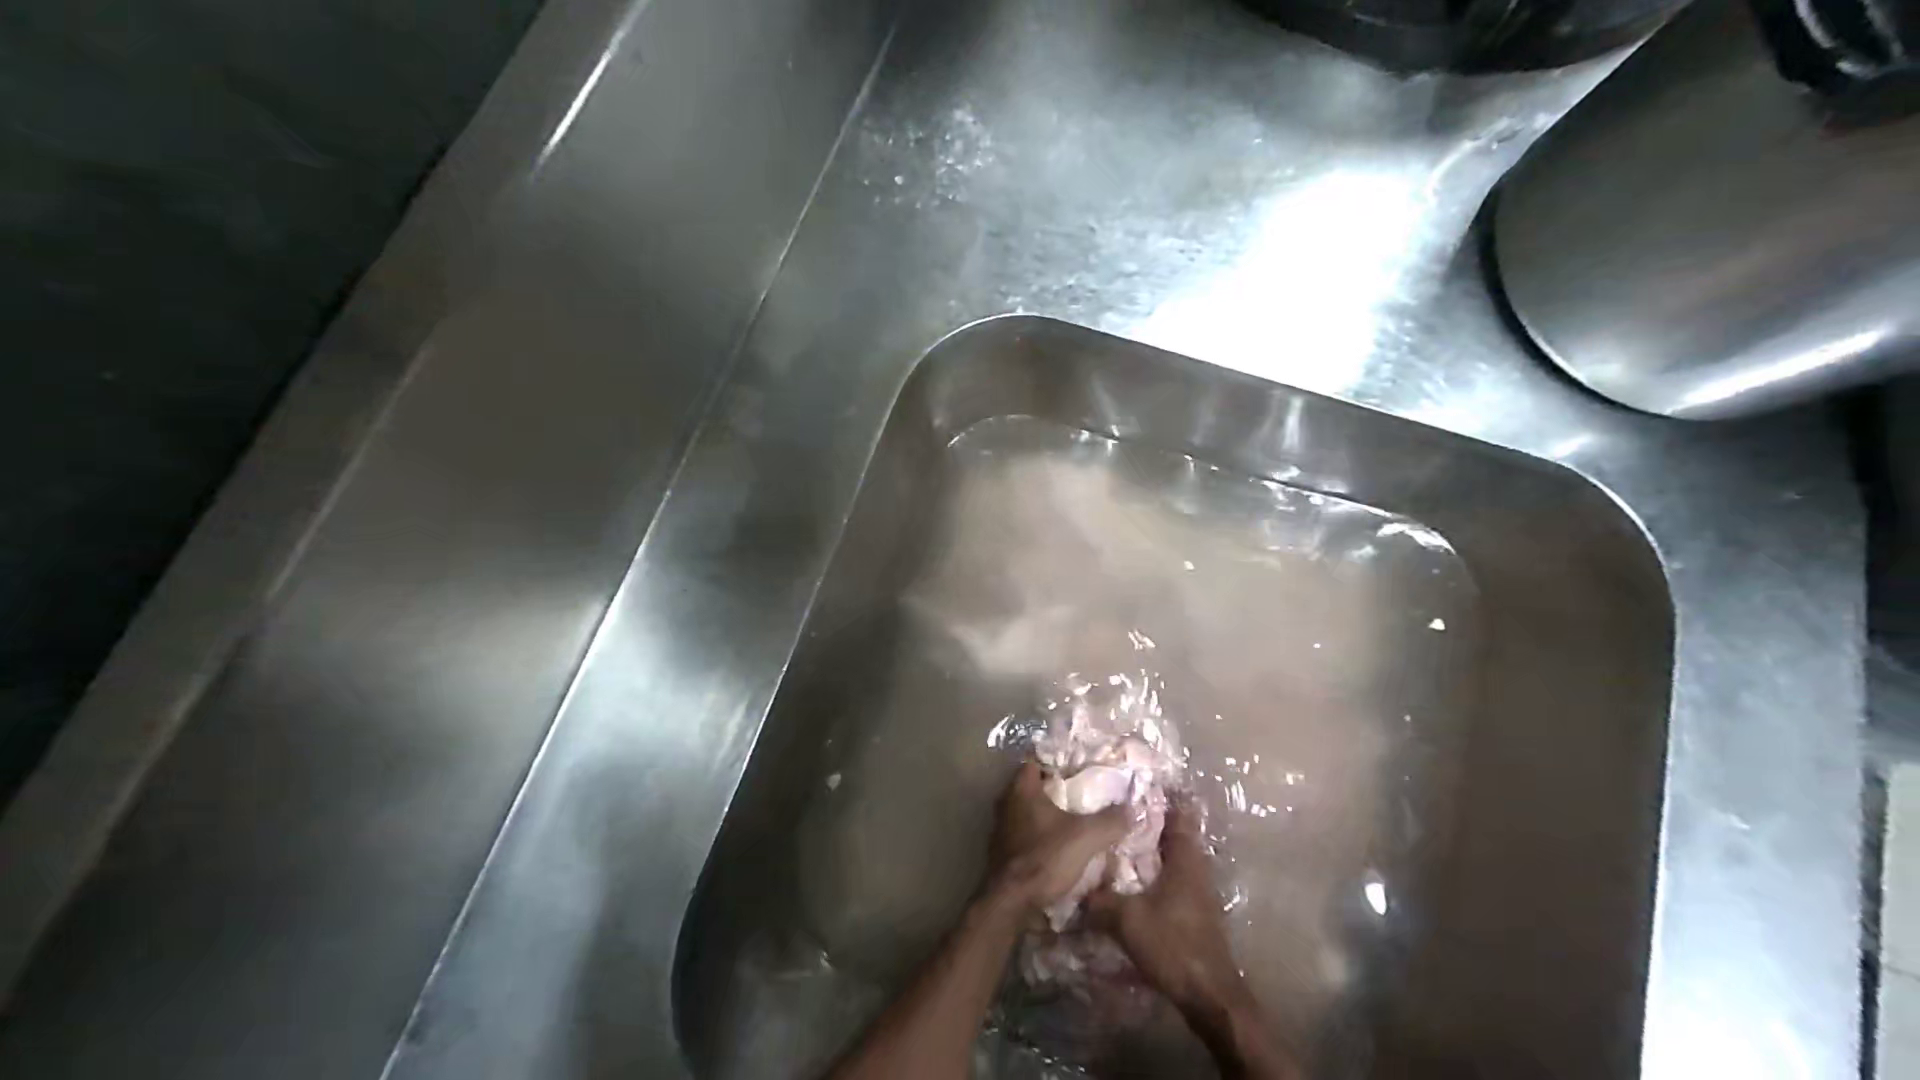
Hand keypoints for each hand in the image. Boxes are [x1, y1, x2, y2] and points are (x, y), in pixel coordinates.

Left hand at [987, 762, 1129, 914]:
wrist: (1012, 902)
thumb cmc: (1045, 858)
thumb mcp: (1086, 838)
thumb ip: (1109, 821)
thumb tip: (1131, 809)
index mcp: (1022, 790)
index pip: (1034, 762)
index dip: (1054, 763)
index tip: (1075, 769)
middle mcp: (1006, 804)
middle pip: (1030, 787)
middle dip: (1052, 790)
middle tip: (1079, 795)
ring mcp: (1000, 828)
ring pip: (1025, 812)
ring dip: (1044, 815)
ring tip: (1071, 821)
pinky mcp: (1001, 852)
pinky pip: (1022, 834)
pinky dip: (1037, 836)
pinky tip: (1056, 847)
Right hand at [1087, 799, 1248, 1018]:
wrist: (1210, 997)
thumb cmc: (1172, 944)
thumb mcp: (1126, 919)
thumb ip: (1099, 900)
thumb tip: (1074, 887)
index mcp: (1185, 858)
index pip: (1178, 814)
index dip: (1161, 796)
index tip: (1138, 782)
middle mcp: (1196, 869)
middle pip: (1174, 834)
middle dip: (1149, 822)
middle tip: (1118, 810)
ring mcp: (1198, 893)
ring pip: (1172, 859)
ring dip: (1151, 850)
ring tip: (1119, 842)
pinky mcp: (1195, 914)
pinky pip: (1171, 881)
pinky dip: (1153, 874)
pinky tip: (1130, 881)